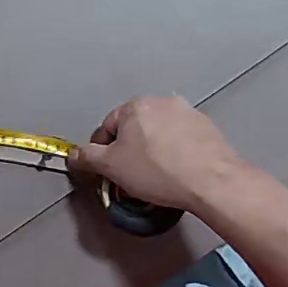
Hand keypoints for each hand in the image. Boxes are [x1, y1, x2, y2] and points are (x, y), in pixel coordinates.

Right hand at [70, 96, 251, 210]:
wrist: (211, 182)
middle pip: (133, 129)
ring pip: (158, 134)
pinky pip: (180, 141)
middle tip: (131, 174)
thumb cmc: (164, 171)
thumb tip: (75, 155)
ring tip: (155, 176)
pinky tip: (175, 173)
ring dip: (153, 152)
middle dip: (129, 151)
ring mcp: (187, 114)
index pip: (106, 128)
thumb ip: (86, 157)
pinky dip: (175, 154)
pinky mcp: (206, 129)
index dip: (102, 152)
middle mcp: (162, 104)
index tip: (106, 168)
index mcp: (135, 107)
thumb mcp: (110, 167)